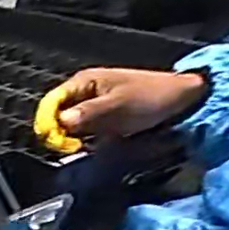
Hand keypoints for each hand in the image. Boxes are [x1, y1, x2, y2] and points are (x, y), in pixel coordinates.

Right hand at [37, 68, 208, 143]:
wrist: (182, 102)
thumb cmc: (152, 96)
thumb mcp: (119, 103)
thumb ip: (89, 112)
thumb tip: (61, 122)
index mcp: (84, 82)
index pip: (50, 102)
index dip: (47, 121)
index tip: (54, 138)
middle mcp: (81, 93)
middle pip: (52, 115)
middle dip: (55, 132)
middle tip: (67, 146)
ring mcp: (87, 106)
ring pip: (61, 125)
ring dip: (64, 138)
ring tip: (76, 147)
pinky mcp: (94, 119)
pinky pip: (74, 131)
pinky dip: (74, 140)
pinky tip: (82, 146)